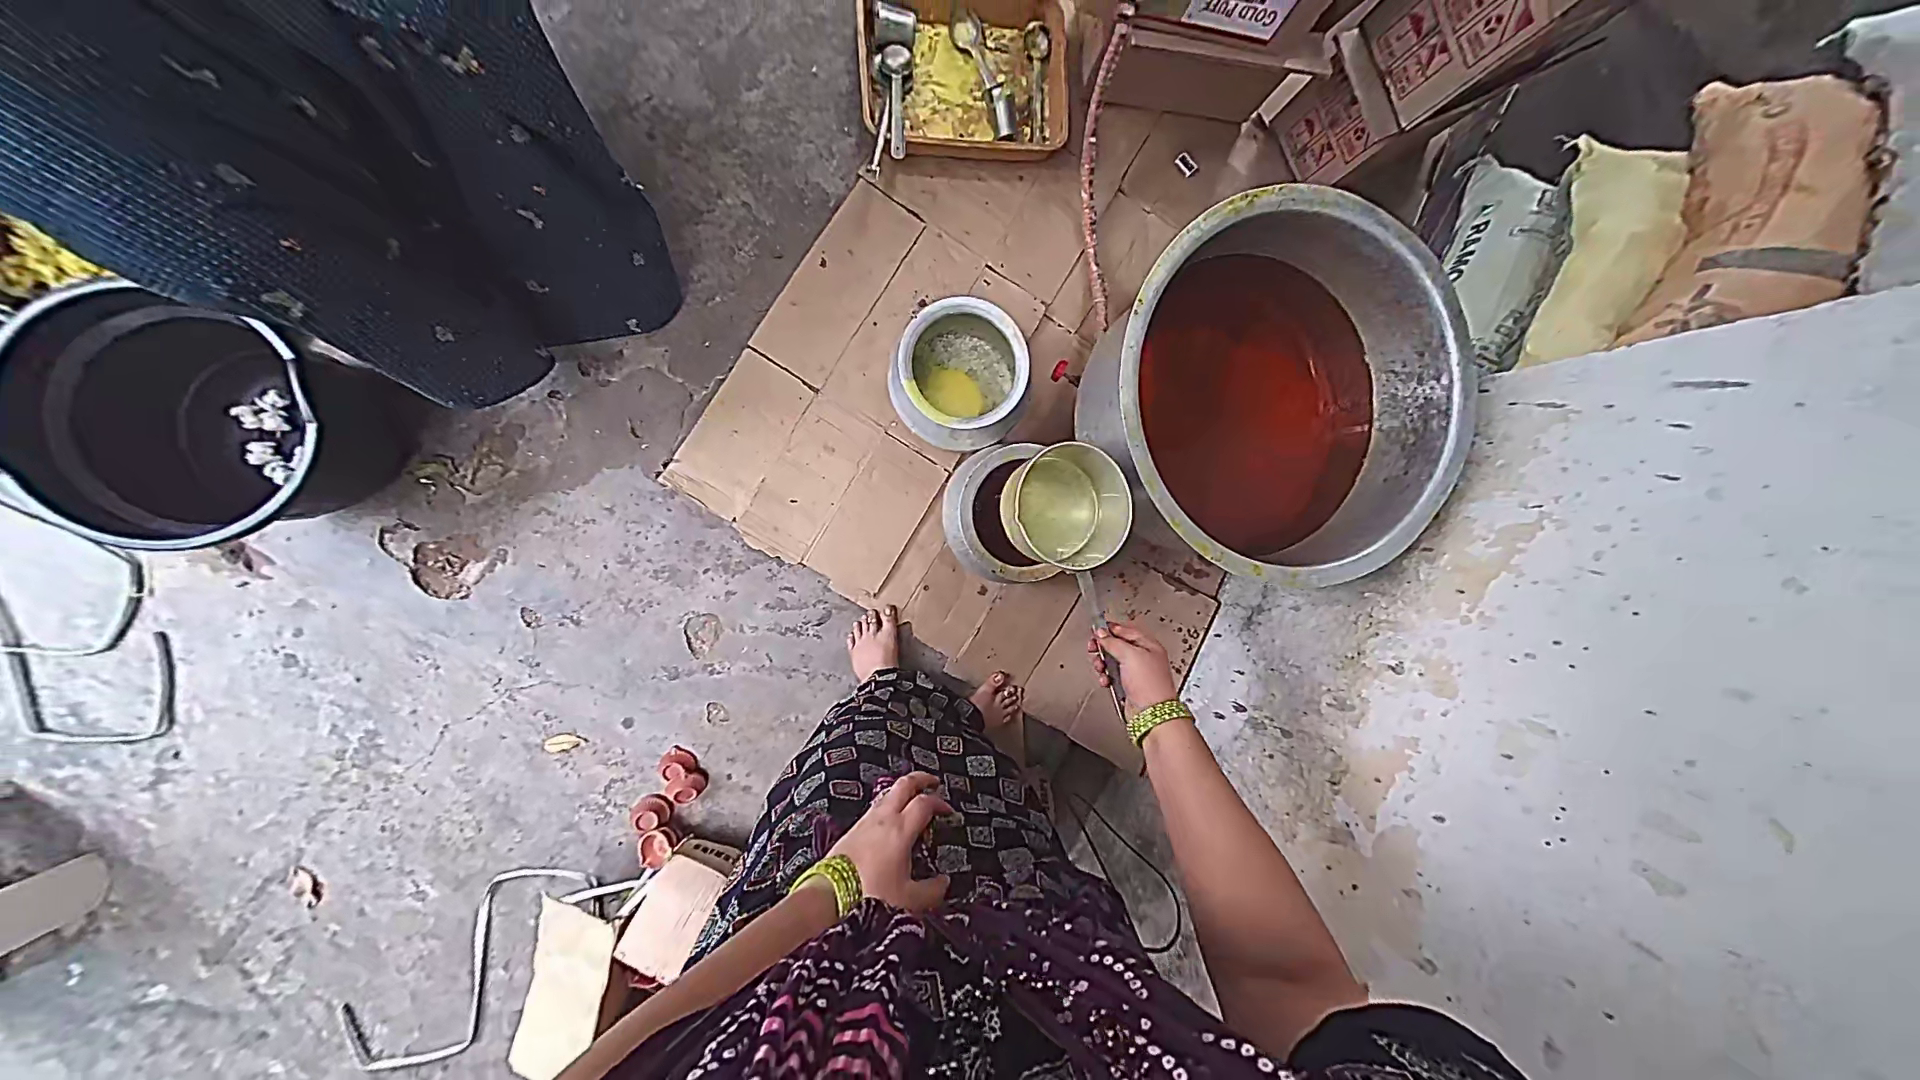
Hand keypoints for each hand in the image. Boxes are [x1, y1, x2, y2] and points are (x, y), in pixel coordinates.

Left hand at [822, 771, 952, 910]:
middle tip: (932, 782)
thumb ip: (932, 891)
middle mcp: (883, 818)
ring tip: (912, 799)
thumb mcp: (909, 899)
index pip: (925, 802)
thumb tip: (944, 883)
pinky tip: (890, 819)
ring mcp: (866, 821)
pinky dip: (889, 804)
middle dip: (921, 779)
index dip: (940, 803)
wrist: (830, 895)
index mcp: (900, 829)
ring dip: (903, 790)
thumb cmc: (869, 895)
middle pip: (904, 784)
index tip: (948, 810)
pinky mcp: (853, 829)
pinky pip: (876, 806)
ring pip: (888, 793)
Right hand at [1087, 622, 1177, 708]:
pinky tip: (1106, 679)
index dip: (1110, 629)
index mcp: (1148, 645)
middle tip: (1094, 648)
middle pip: (1117, 645)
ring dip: (1102, 663)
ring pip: (1112, 661)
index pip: (1126, 630)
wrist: (1151, 713)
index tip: (1097, 630)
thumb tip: (1101, 633)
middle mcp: (1143, 658)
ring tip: (1101, 666)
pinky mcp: (1128, 685)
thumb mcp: (1130, 655)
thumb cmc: (1150, 685)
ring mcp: (1135, 672)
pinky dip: (1106, 677)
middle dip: (1103, 647)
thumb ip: (1113, 641)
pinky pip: (1111, 676)